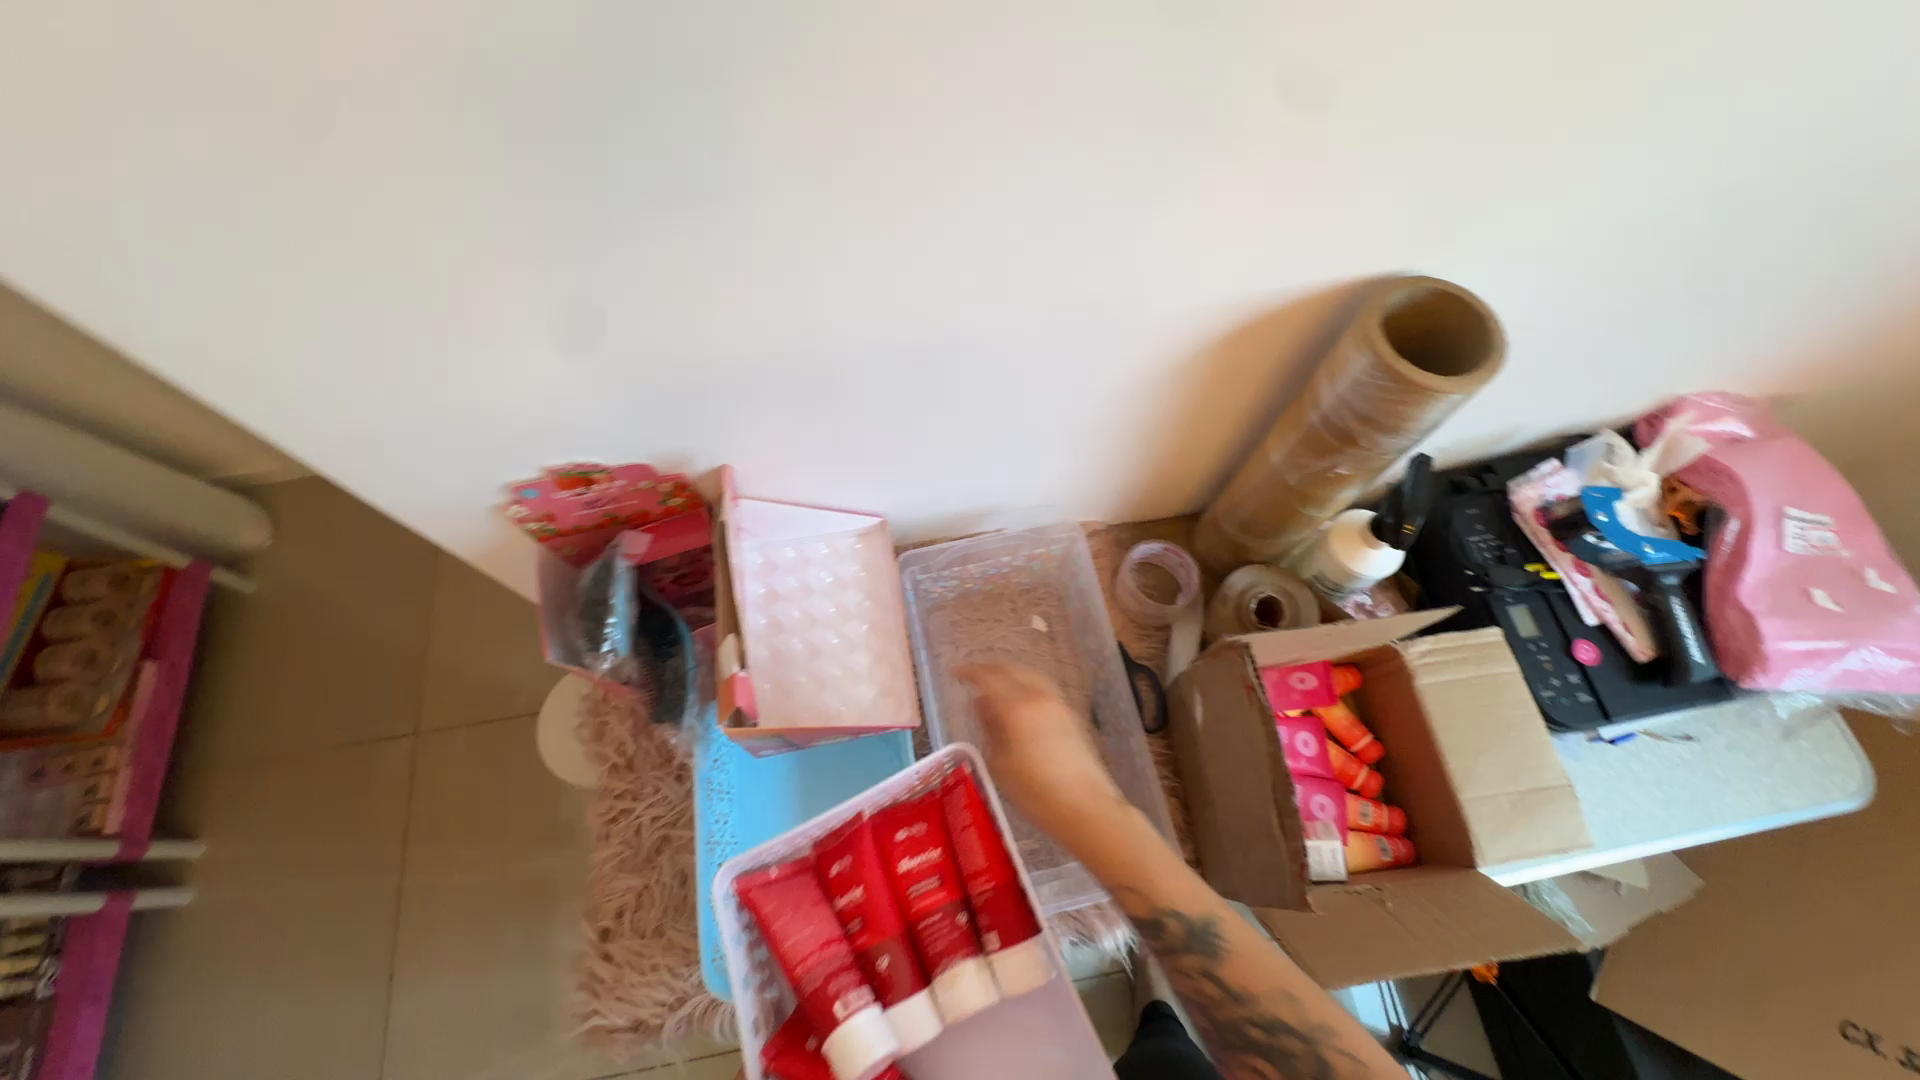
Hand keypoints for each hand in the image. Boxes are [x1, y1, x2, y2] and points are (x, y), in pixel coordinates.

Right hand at [954, 663, 1129, 841]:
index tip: (956, 672)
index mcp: (1016, 708)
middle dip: (989, 669)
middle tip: (973, 675)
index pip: (988, 677)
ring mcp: (1058, 704)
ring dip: (1010, 674)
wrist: (1085, 806)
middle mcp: (1038, 697)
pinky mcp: (1070, 714)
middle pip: (1011, 670)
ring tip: (995, 684)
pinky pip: (1042, 687)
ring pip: (1029, 675)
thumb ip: (989, 727)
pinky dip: (1025, 684)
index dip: (970, 672)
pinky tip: (1019, 699)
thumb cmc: (1035, 792)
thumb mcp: (1000, 763)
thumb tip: (981, 704)